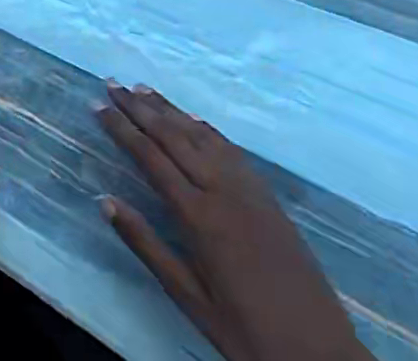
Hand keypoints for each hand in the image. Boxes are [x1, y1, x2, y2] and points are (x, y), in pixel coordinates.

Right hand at [96, 82, 372, 360]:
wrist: (320, 354)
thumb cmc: (243, 328)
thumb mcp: (187, 295)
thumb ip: (145, 244)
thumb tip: (104, 200)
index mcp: (198, 216)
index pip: (150, 158)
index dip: (121, 129)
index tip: (97, 106)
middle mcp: (222, 192)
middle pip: (174, 137)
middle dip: (139, 109)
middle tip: (112, 84)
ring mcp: (249, 192)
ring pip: (202, 137)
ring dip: (170, 110)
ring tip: (142, 89)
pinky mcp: (268, 198)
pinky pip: (231, 151)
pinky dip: (206, 128)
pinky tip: (192, 119)